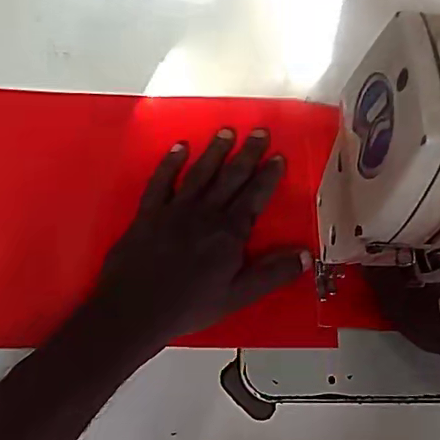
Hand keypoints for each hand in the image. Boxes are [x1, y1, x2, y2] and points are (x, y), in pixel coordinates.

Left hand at [81, 129, 311, 354]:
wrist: (134, 307)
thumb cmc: (188, 306)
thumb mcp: (237, 296)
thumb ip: (271, 275)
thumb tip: (305, 256)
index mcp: (229, 233)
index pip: (254, 197)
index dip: (268, 175)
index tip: (278, 156)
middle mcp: (204, 213)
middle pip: (230, 177)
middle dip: (247, 153)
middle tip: (259, 131)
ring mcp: (174, 209)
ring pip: (199, 173)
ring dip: (214, 151)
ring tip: (226, 131)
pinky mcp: (148, 212)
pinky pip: (161, 181)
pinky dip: (170, 163)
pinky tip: (179, 148)